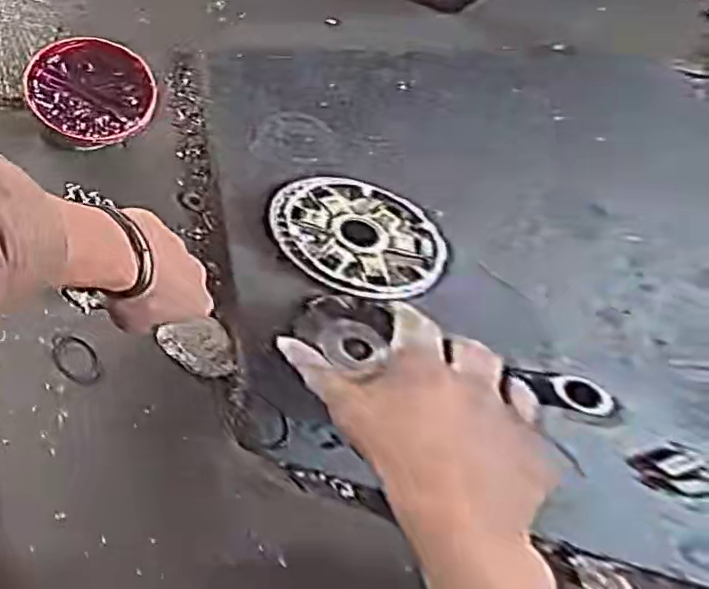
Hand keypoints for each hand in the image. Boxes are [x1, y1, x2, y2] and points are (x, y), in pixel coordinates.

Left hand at [101, 208, 212, 334]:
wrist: (117, 255)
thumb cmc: (131, 290)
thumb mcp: (133, 322)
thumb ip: (140, 322)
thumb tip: (129, 319)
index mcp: (199, 302)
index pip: (188, 311)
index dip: (164, 310)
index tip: (143, 308)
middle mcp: (194, 271)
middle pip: (179, 278)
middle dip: (158, 281)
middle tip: (130, 284)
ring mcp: (175, 242)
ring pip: (163, 252)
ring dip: (145, 257)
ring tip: (117, 264)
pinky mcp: (154, 221)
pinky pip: (143, 230)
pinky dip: (131, 235)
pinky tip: (112, 243)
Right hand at [277, 304, 556, 587]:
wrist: (456, 513)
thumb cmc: (399, 456)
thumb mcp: (343, 405)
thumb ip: (315, 369)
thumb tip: (291, 347)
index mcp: (423, 365)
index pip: (416, 322)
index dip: (405, 315)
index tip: (400, 315)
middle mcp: (471, 382)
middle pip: (471, 346)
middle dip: (453, 346)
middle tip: (434, 355)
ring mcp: (509, 415)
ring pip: (511, 380)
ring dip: (490, 381)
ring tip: (468, 389)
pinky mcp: (536, 448)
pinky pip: (533, 424)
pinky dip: (514, 421)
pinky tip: (494, 429)